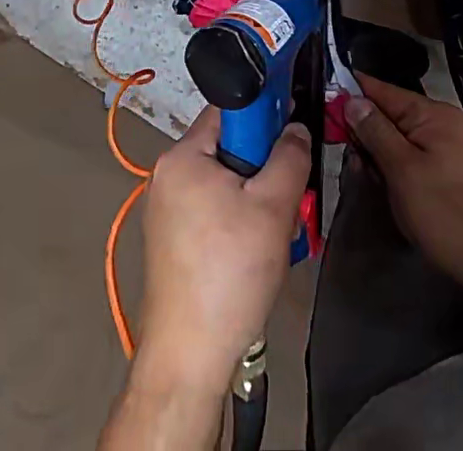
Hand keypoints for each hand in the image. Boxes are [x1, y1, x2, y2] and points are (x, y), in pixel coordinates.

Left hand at [136, 108, 311, 383]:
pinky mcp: (172, 239)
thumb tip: (296, 128)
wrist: (192, 351)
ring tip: (275, 228)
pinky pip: (213, 208)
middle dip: (264, 164)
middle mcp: (167, 175)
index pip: (228, 110)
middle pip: (227, 147)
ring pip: (225, 181)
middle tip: (288, 192)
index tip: (293, 126)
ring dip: (255, 195)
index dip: (265, 112)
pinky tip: (256, 247)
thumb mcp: (274, 204)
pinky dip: (238, 217)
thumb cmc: (231, 270)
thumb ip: (290, 155)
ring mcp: (166, 210)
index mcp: (182, 157)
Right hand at [344, 75, 462, 289]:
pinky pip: (416, 153)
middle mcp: (445, 120)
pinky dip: (399, 165)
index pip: (383, 91)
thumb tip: (351, 99)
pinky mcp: (455, 166)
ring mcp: (453, 143)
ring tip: (376, 182)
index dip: (352, 94)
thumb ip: (375, 131)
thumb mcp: (402, 171)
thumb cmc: (445, 213)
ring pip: (401, 137)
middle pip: (391, 114)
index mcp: (434, 114)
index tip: (323, 101)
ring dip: (381, 154)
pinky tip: (392, 187)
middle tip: (356, 163)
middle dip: (367, 134)